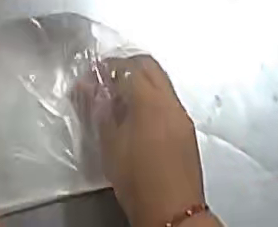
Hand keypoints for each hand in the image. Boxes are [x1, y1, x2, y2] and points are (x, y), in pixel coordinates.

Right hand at [82, 55, 212, 226]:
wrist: (173, 212)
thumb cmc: (137, 181)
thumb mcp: (110, 148)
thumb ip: (101, 112)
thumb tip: (91, 89)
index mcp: (148, 100)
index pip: (128, 67)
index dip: (108, 66)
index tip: (93, 72)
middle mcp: (168, 98)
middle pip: (148, 65)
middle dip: (126, 65)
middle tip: (107, 78)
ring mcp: (180, 111)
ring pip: (160, 79)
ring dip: (141, 79)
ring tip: (121, 96)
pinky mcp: (186, 125)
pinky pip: (168, 97)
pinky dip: (152, 95)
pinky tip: (139, 113)